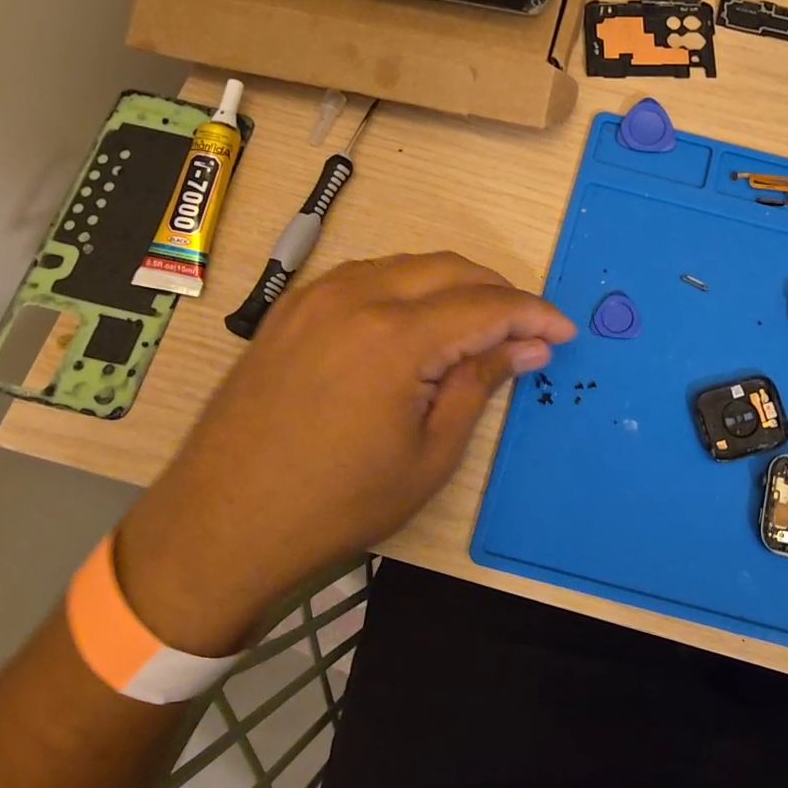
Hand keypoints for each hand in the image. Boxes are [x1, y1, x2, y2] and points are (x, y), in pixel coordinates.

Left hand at [113, 253, 576, 655]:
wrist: (223, 522)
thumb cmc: (338, 502)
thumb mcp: (429, 454)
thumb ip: (481, 384)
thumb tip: (530, 345)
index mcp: (395, 335)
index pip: (486, 306)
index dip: (533, 314)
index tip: (564, 330)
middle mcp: (356, 296)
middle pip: (449, 269)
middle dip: (498, 292)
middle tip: (527, 328)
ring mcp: (316, 297)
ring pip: (407, 265)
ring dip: (453, 285)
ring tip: (478, 326)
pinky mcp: (291, 309)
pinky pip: (366, 276)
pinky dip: (406, 287)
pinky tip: (417, 321)